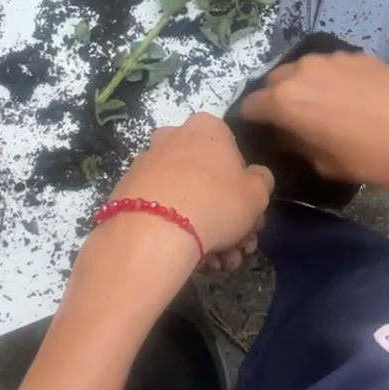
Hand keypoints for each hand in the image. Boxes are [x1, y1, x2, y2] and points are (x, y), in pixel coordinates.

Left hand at [104, 113, 273, 261]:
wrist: (153, 233)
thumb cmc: (215, 203)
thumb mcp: (258, 193)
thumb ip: (262, 180)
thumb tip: (254, 178)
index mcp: (207, 127)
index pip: (234, 154)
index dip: (246, 190)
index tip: (251, 218)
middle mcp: (173, 136)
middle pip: (209, 178)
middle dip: (228, 216)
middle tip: (239, 247)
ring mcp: (146, 163)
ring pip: (186, 196)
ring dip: (206, 228)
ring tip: (218, 262)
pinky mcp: (126, 190)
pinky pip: (162, 207)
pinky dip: (177, 229)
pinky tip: (192, 258)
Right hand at [239, 52, 388, 192]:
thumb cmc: (372, 158)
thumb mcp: (324, 164)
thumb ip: (296, 145)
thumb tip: (286, 135)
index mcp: (285, 101)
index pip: (251, 106)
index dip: (254, 121)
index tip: (264, 134)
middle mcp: (302, 71)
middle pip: (275, 82)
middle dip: (277, 100)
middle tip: (293, 123)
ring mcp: (331, 59)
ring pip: (303, 70)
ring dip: (304, 87)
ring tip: (322, 109)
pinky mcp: (357, 55)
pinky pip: (331, 67)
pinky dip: (330, 80)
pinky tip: (349, 98)